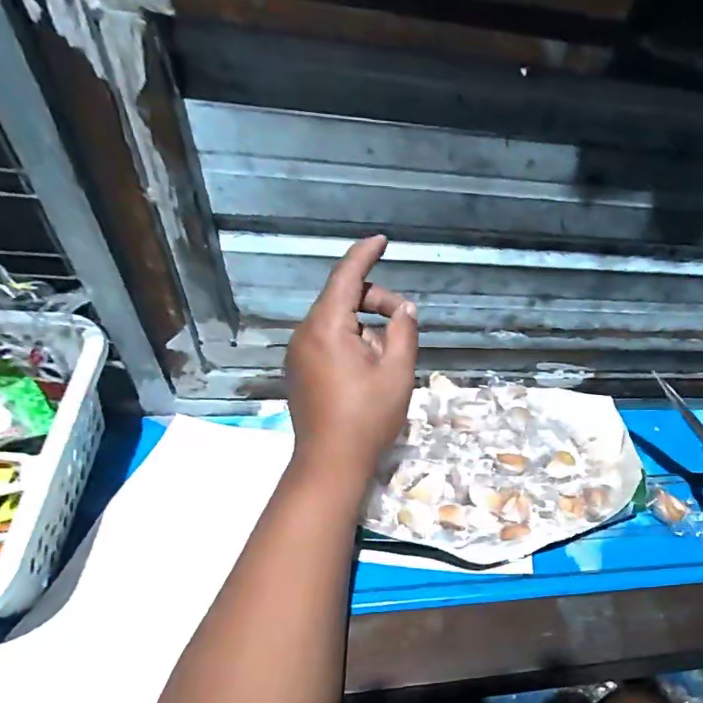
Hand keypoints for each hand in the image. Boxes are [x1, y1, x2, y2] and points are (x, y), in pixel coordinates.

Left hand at [285, 235, 417, 486]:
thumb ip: (403, 331)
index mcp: (326, 326)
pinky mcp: (298, 372)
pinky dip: (349, 342)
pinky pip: (325, 342)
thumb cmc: (367, 416)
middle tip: (404, 322)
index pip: (346, 276)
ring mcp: (297, 354)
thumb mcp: (397, 371)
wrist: (329, 462)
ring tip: (388, 357)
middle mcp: (305, 334)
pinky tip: (367, 369)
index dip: (365, 254)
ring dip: (364, 327)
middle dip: (376, 301)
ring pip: (335, 323)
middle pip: (341, 299)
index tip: (382, 240)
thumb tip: (404, 310)